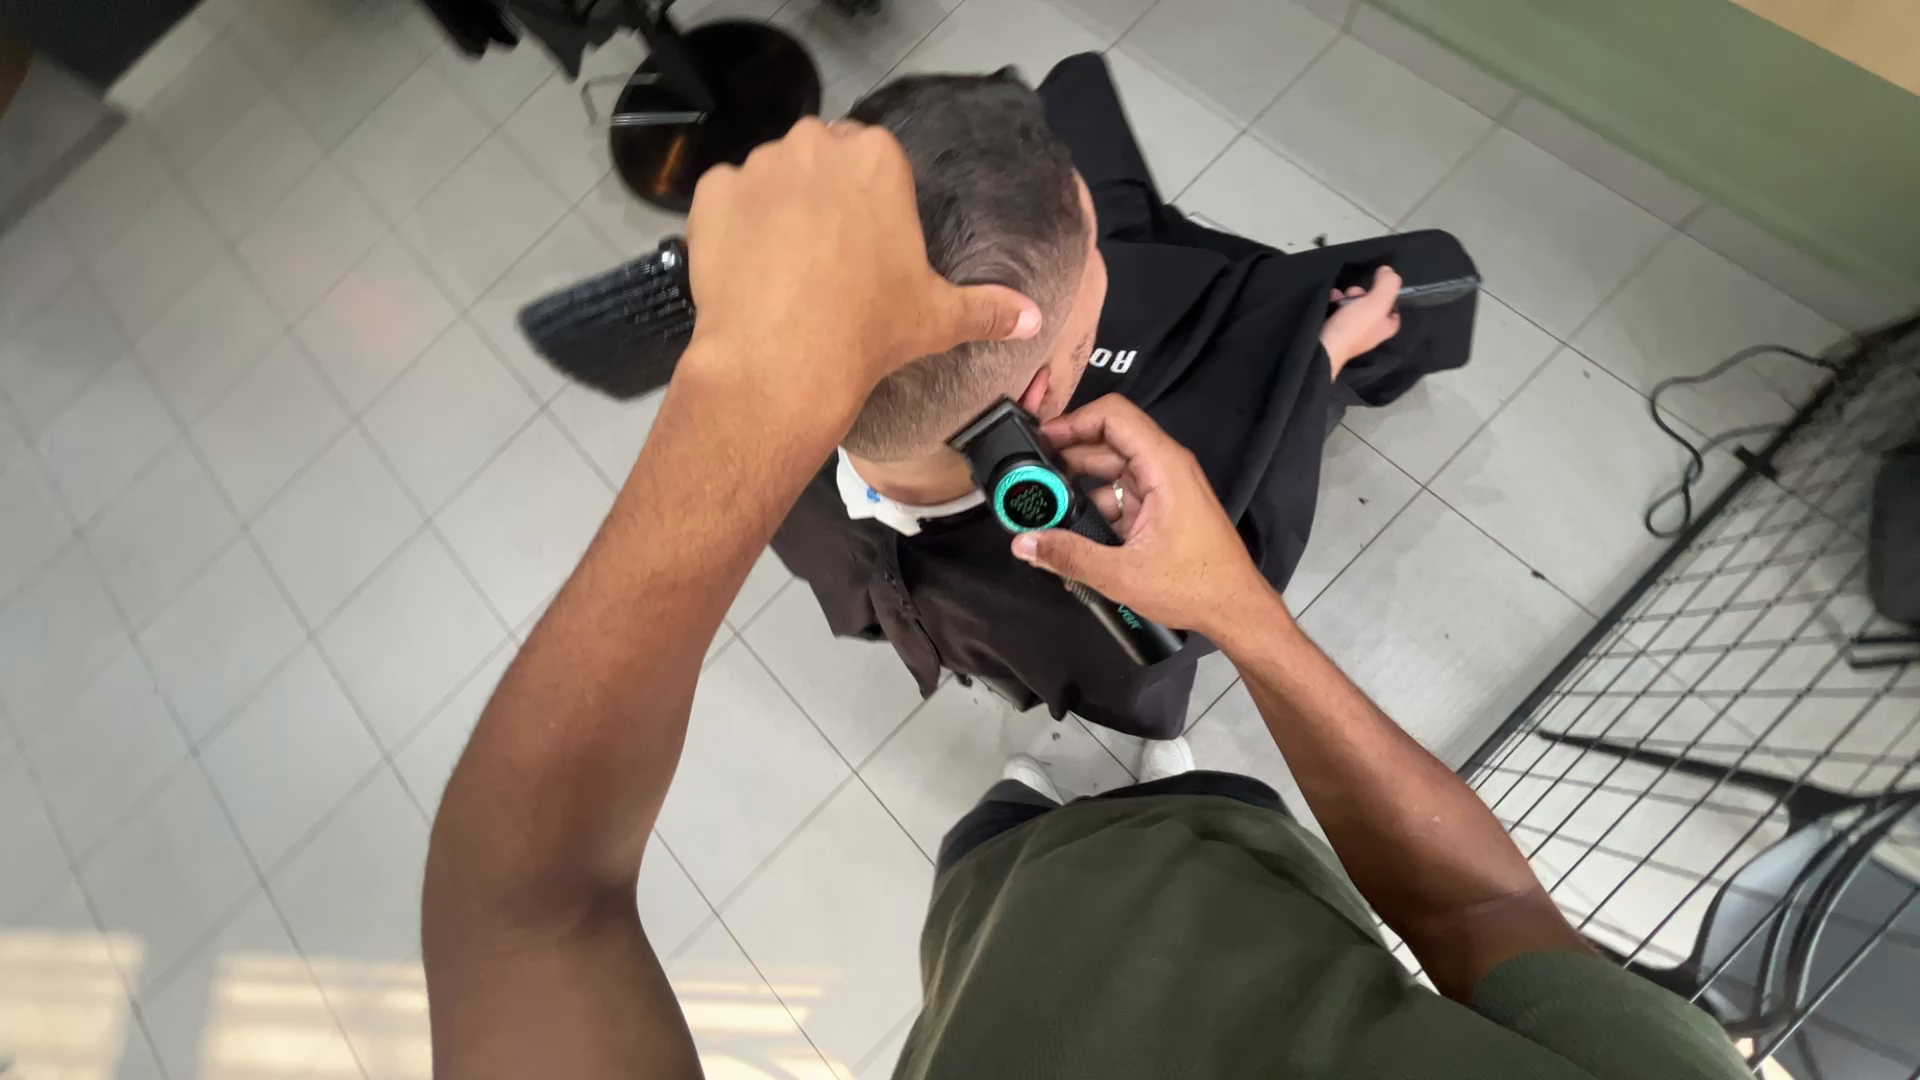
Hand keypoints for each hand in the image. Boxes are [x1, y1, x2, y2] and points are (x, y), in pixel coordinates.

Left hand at [682, 118, 1040, 399]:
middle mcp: (813, 146)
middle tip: (832, 259)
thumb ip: (990, 310)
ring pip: (775, 179)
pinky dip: (738, 228)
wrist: (785, 365)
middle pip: (823, 160)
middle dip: (827, 198)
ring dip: (782, 211)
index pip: (875, 160)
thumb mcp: (939, 318)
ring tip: (791, 270)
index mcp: (876, 159)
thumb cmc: (870, 331)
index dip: (872, 204)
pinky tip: (754, 271)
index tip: (870, 246)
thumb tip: (1033, 318)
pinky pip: (729, 202)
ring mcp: (757, 167)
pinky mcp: (712, 195)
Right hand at [1008, 395, 1275, 637]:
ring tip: (1043, 508)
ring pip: (1109, 470)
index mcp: (1163, 467)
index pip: (1114, 416)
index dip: (1073, 421)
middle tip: (1030, 478)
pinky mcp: (1158, 509)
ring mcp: (1162, 488)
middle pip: (1106, 441)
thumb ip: (1069, 556)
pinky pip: (1117, 495)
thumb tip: (1023, 543)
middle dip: (1065, 456)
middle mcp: (1164, 468)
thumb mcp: (1123, 574)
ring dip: (1076, 485)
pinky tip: (1069, 531)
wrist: (1235, 610)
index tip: (1040, 441)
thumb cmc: (1195, 586)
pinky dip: (1091, 507)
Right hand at [1320, 266, 1401, 376]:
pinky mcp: (1333, 334)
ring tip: (1337, 294)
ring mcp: (1350, 335)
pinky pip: (1336, 315)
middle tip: (1353, 291)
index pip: (1393, 309)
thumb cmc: (1353, 326)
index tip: (1378, 286)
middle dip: (1362, 294)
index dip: (1388, 295)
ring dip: (1345, 298)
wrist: (1321, 348)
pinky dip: (1333, 305)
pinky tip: (1329, 300)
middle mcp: (1371, 333)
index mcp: (1386, 328)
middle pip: (1371, 306)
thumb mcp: (1378, 301)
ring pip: (1352, 309)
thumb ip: (1388, 283)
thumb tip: (1387, 271)